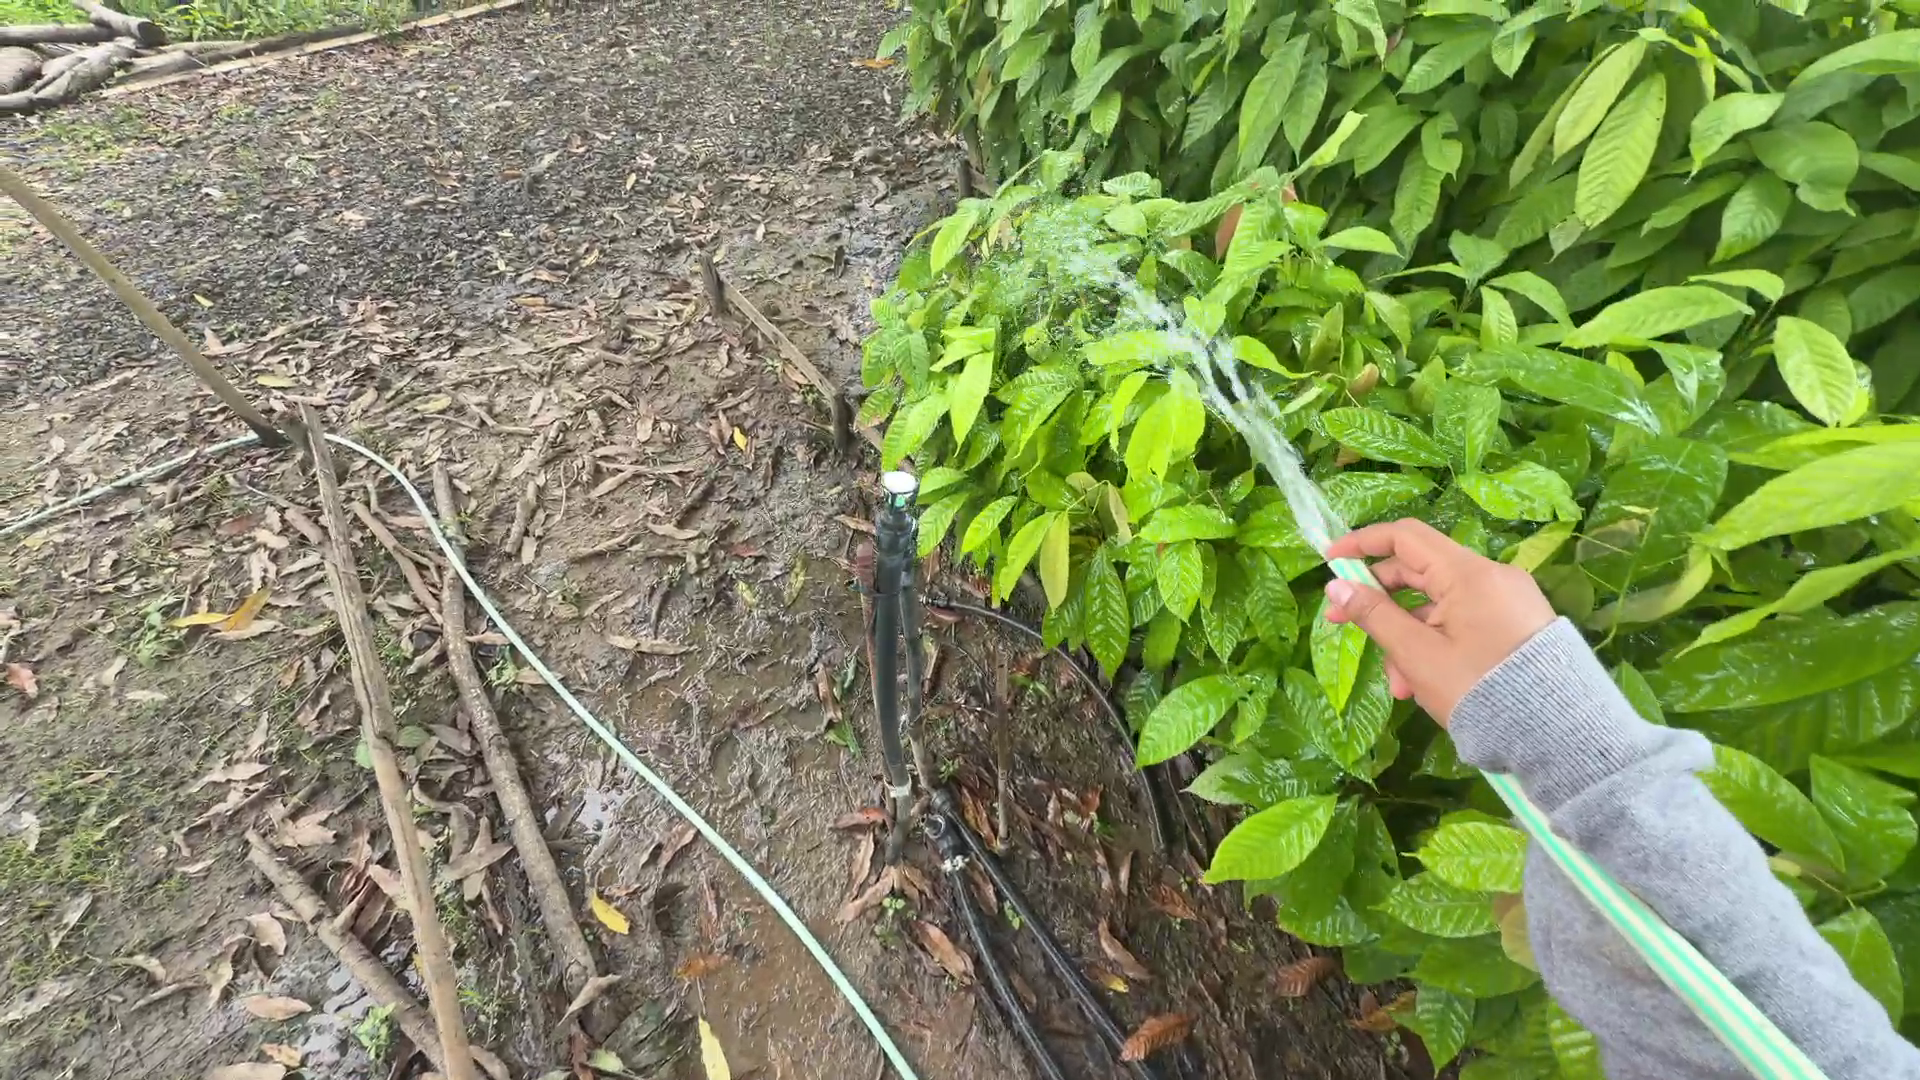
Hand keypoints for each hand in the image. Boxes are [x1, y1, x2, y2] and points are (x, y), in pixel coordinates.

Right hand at [1321, 518, 1556, 725]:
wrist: (1562, 739)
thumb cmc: (1479, 688)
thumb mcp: (1415, 653)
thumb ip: (1372, 614)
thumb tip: (1336, 586)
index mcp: (1468, 575)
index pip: (1405, 537)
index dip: (1362, 543)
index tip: (1329, 560)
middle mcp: (1490, 578)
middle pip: (1417, 572)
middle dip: (1376, 601)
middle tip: (1339, 622)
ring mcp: (1505, 602)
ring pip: (1435, 604)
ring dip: (1403, 634)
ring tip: (1397, 682)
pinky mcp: (1513, 625)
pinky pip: (1459, 621)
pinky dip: (1432, 643)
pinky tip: (1420, 683)